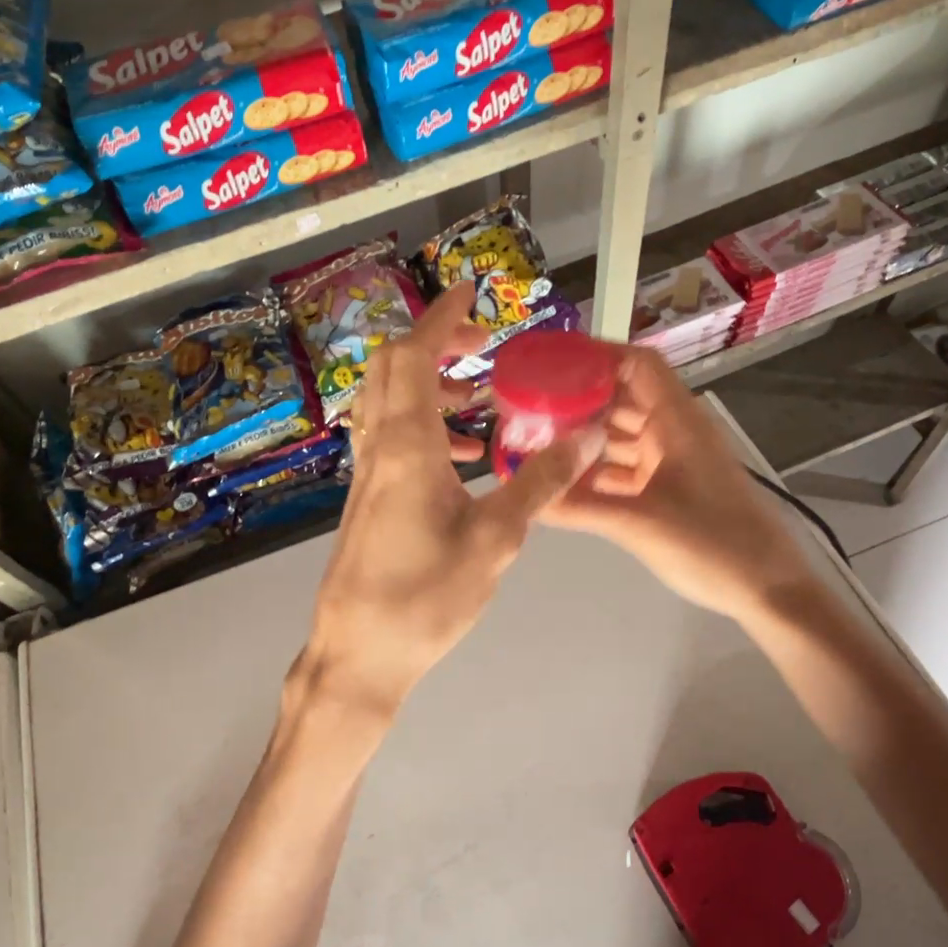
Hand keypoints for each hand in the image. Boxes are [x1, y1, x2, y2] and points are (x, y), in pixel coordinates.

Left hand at [292, 284, 603, 714]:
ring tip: (482, 404)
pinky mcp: (368, 499)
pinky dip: (425, 427)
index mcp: (405, 446)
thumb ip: (541, 481)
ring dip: (431, 388)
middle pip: (391, 368)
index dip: (442, 316)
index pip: (413, 355)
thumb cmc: (425, 597)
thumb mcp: (496, 539)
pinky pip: (390, 438)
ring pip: (388, 403)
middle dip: (435, 344)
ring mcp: (366, 474)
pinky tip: (464, 462)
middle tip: (481, 347)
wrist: (359, 654)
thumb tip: (588, 433)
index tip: (472, 291)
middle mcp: (378, 448)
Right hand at [540, 345, 809, 620]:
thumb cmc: (713, 545)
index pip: (636, 365)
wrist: (769, 591)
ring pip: (619, 438)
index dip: (595, 356)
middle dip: (576, 402)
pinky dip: (595, 475)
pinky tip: (561, 485)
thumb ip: (578, 507)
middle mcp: (674, 434)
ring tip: (533, 445)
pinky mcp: (669, 493)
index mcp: (677, 423)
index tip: (548, 363)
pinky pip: (624, 472)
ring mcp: (672, 464)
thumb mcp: (639, 524)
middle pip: (621, 400)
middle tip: (525, 409)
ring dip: (582, 441)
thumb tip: (525, 496)